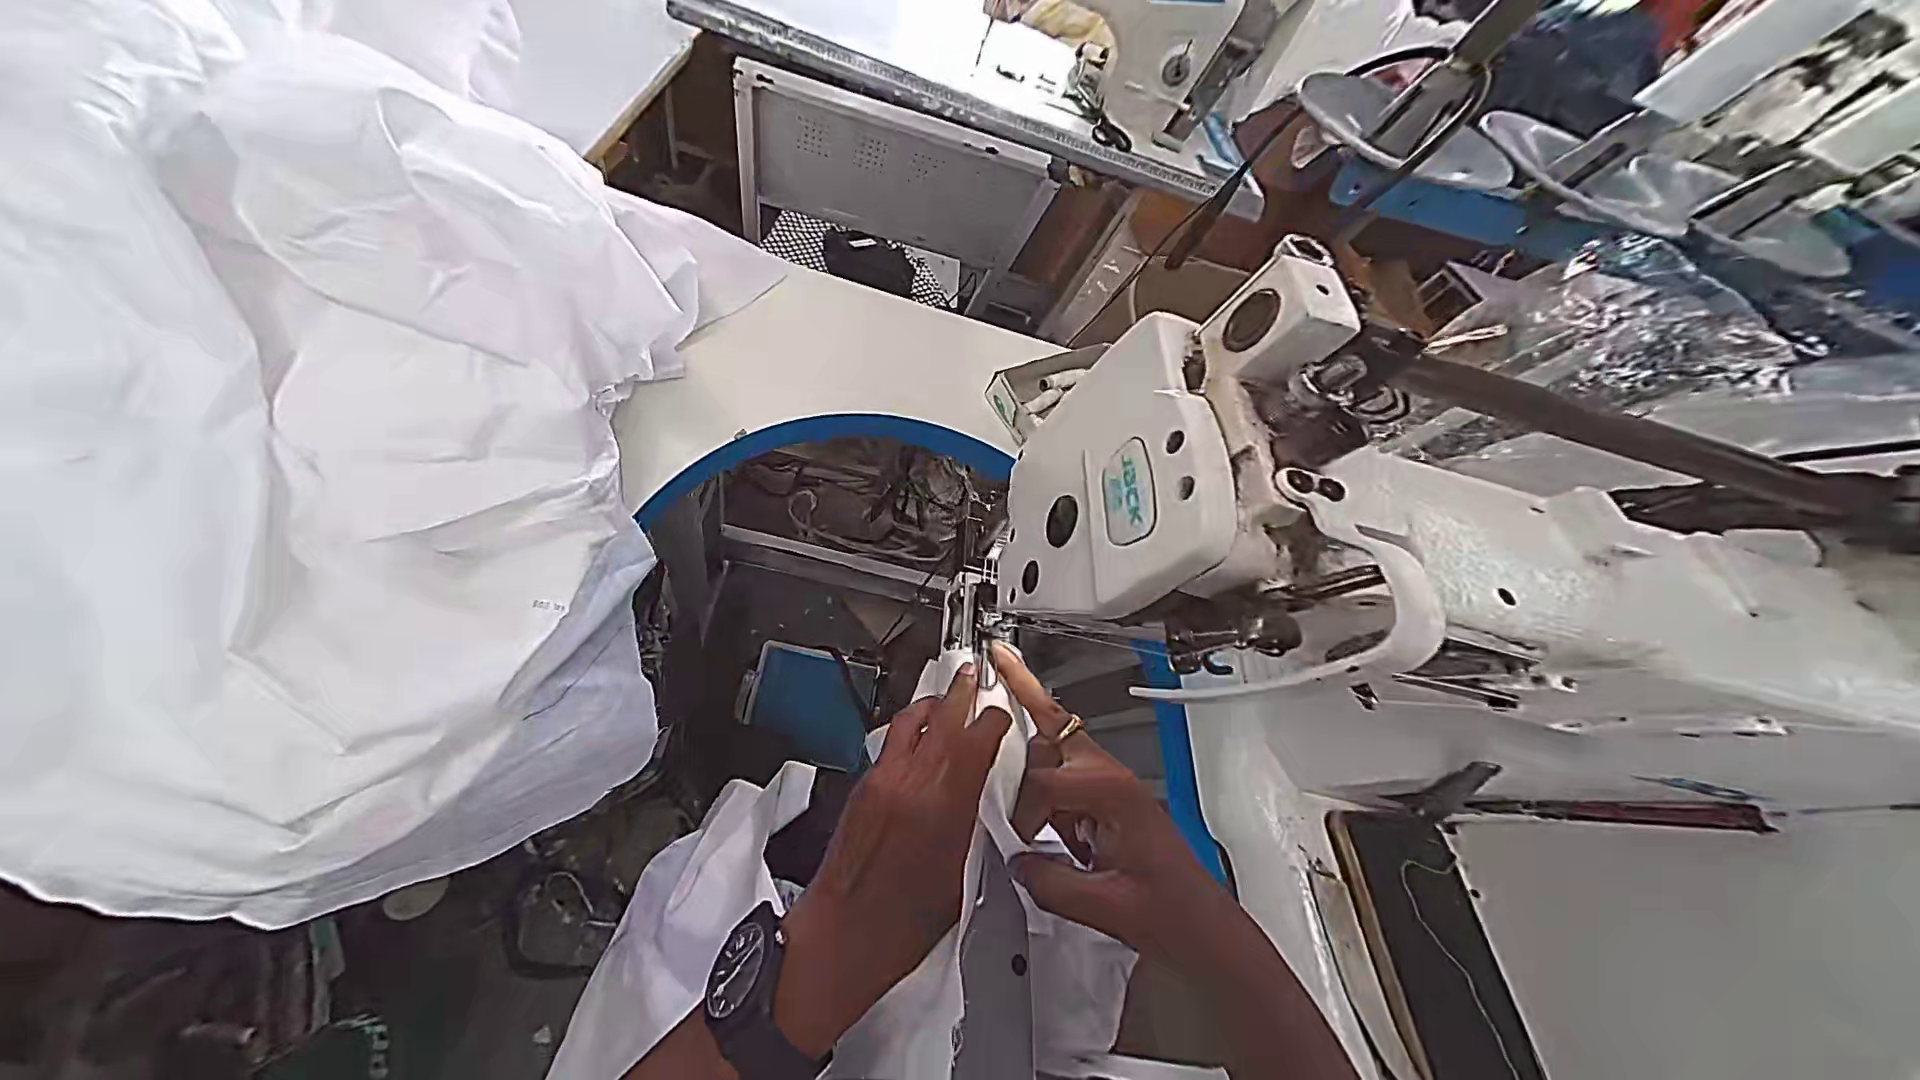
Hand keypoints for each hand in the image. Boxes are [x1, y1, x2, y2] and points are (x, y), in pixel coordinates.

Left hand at [772, 664, 1012, 1058]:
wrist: (842, 936)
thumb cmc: (898, 924)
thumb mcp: (961, 876)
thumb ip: (973, 824)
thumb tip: (979, 799)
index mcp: (944, 807)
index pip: (976, 740)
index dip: (994, 719)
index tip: (1001, 715)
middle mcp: (911, 783)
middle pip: (942, 717)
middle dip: (962, 690)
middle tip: (973, 674)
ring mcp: (883, 781)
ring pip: (911, 722)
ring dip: (932, 703)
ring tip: (944, 694)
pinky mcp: (863, 787)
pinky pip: (890, 742)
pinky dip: (909, 728)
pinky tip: (916, 734)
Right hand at [992, 644, 1362, 1079]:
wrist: (1203, 927)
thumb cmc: (1174, 912)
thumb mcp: (1107, 907)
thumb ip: (1050, 883)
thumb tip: (1017, 863)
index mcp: (1114, 792)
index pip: (1046, 783)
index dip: (1024, 814)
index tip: (1019, 840)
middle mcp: (1110, 777)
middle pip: (1056, 726)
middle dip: (1024, 695)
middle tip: (1000, 659)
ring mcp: (1107, 783)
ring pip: (1058, 740)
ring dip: (1030, 736)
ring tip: (1005, 709)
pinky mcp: (1103, 797)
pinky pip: (1063, 766)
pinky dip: (1039, 762)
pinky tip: (1026, 775)